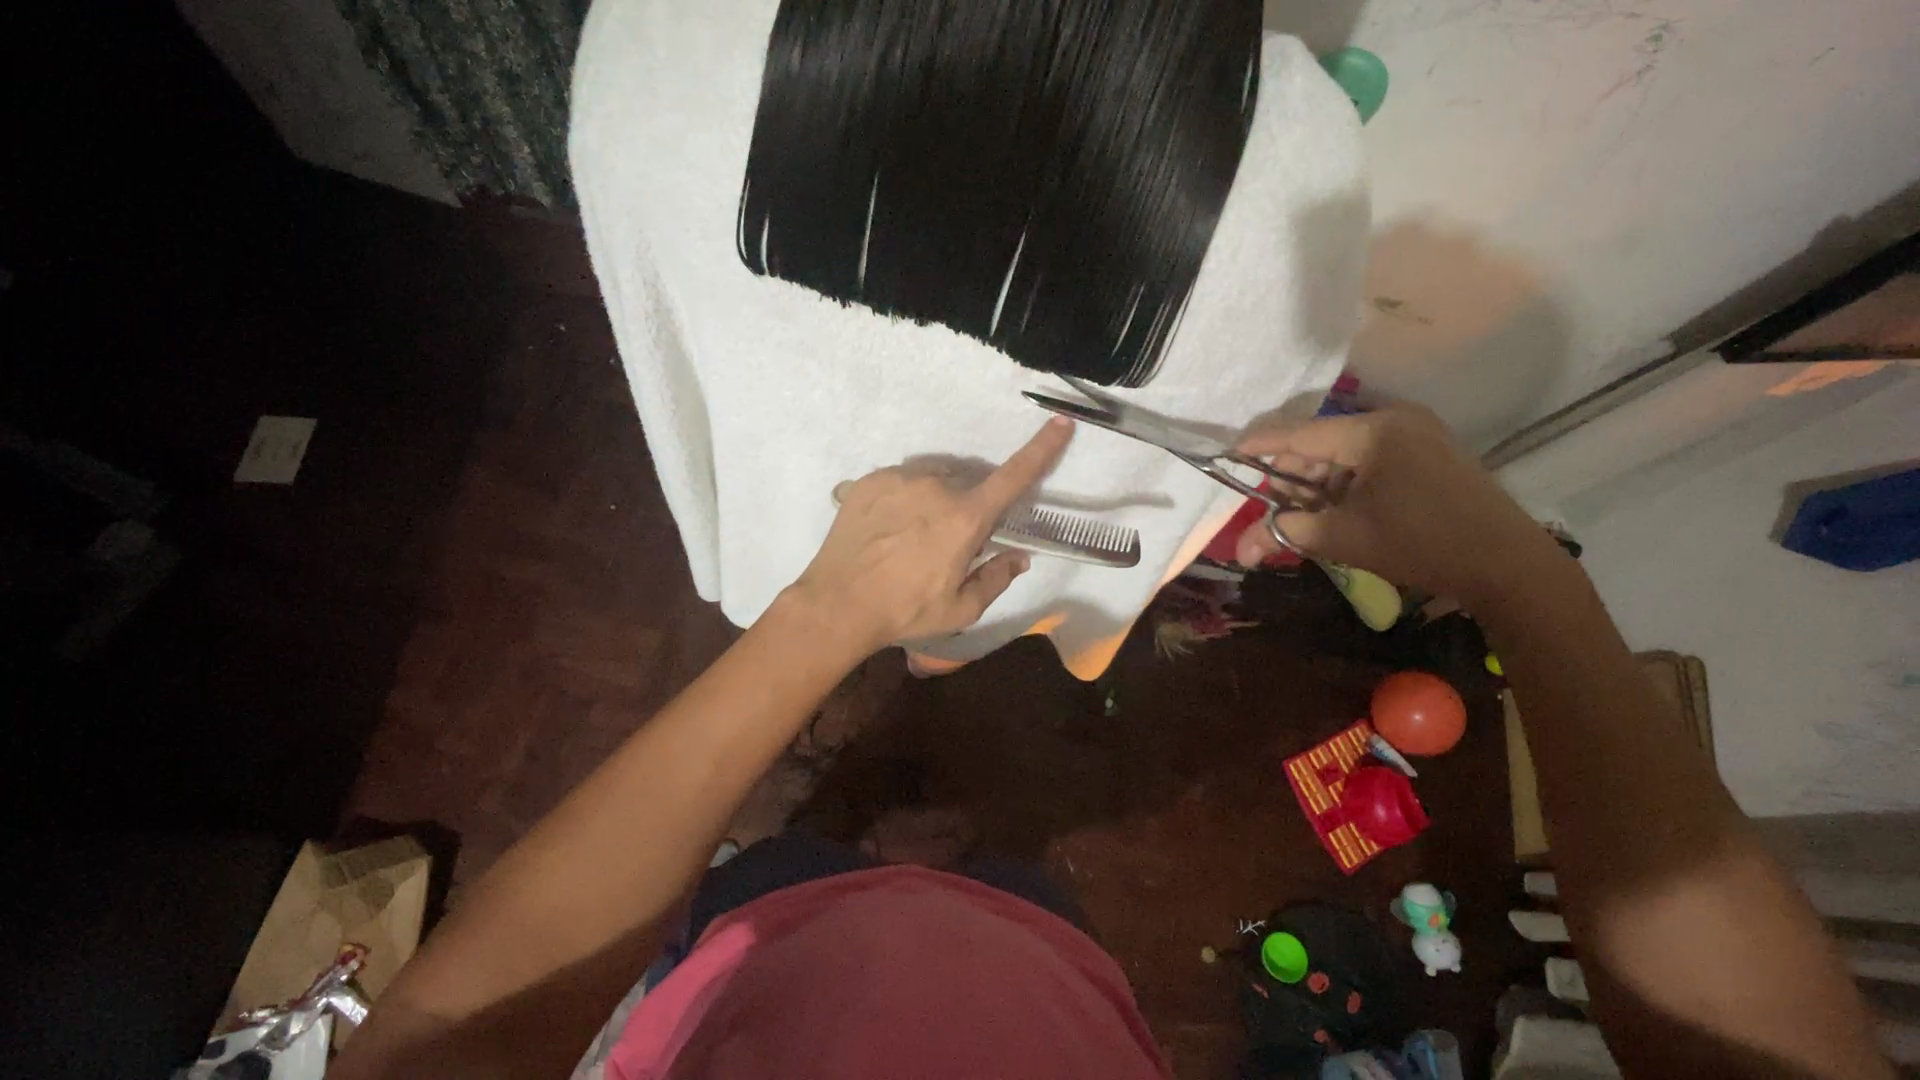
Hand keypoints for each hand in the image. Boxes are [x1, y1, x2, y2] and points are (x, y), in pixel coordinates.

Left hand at [788, 417, 1074, 651]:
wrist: (837, 605)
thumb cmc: (905, 612)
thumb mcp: (961, 610)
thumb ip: (996, 578)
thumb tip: (1019, 556)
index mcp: (965, 517)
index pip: (1014, 476)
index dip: (1042, 449)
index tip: (1060, 423)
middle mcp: (935, 487)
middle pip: (968, 483)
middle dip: (969, 505)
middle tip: (949, 542)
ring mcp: (899, 479)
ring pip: (933, 477)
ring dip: (936, 497)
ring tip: (914, 535)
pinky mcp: (869, 481)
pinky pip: (900, 480)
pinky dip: (904, 498)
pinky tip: (890, 529)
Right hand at [1233, 404, 1566, 606]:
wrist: (1507, 564)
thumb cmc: (1420, 544)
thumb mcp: (1344, 539)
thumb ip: (1285, 534)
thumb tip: (1238, 551)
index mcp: (1373, 431)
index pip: (1299, 433)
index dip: (1260, 445)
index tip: (1228, 453)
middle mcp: (1395, 418)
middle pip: (1321, 440)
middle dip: (1293, 473)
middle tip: (1280, 509)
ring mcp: (1418, 431)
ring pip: (1345, 449)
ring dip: (1321, 480)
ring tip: (1312, 515)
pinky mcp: (1431, 449)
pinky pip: (1372, 456)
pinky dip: (1349, 480)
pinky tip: (1344, 508)